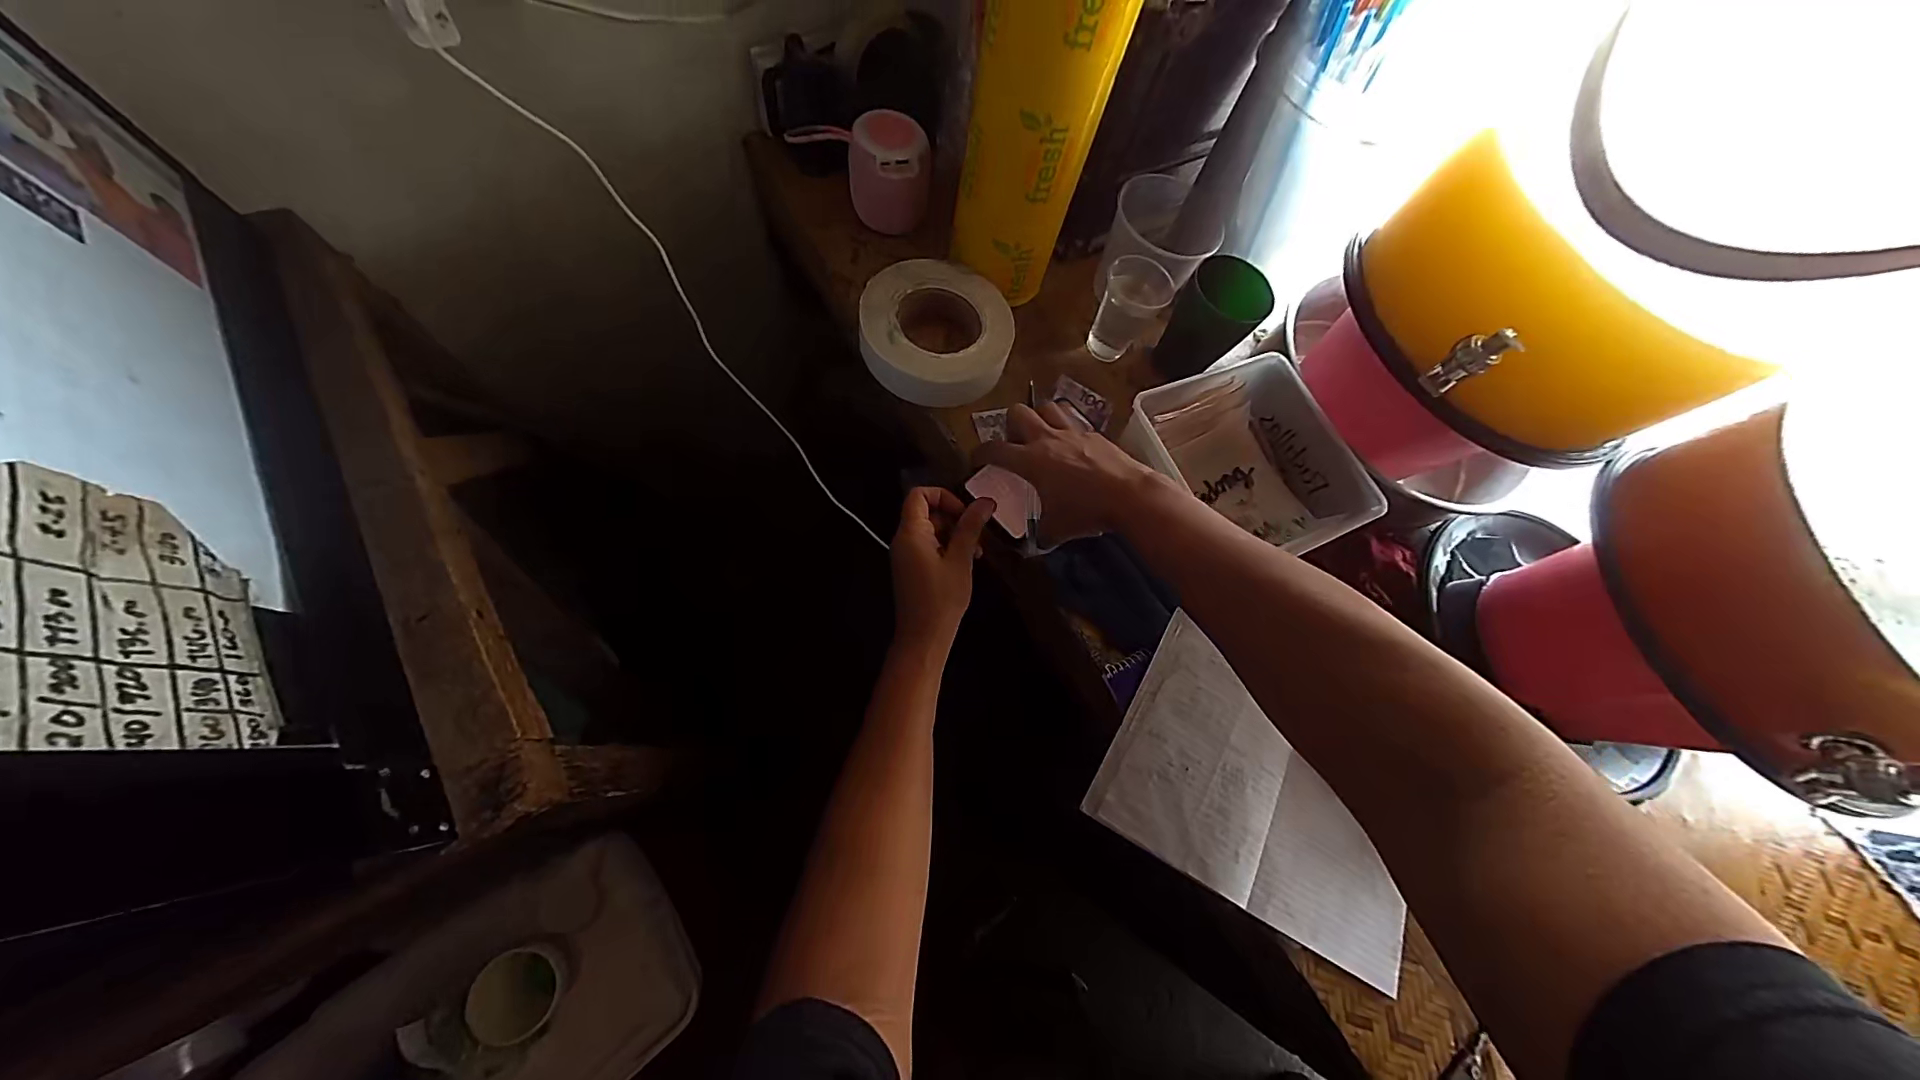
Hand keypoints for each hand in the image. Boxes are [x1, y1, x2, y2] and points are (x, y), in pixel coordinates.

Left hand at [891, 487, 995, 646]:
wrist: (924, 638)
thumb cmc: (942, 599)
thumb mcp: (960, 560)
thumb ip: (970, 528)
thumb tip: (984, 502)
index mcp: (910, 533)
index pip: (919, 495)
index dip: (944, 497)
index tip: (965, 513)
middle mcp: (903, 540)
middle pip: (926, 512)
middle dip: (954, 518)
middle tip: (977, 535)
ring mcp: (906, 555)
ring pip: (930, 530)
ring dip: (954, 534)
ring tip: (976, 552)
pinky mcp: (911, 568)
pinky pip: (928, 546)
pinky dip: (947, 548)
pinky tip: (966, 562)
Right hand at [972, 403, 1170, 544]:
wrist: (1130, 495)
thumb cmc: (1086, 512)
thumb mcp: (1056, 530)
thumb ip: (1041, 534)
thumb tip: (1037, 543)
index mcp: (1030, 460)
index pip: (994, 449)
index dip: (980, 453)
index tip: (976, 459)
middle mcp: (1048, 439)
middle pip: (1018, 412)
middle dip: (1010, 425)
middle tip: (1015, 443)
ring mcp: (1073, 432)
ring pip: (1047, 407)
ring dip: (1039, 417)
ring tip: (1042, 435)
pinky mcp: (1095, 434)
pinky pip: (1074, 422)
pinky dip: (1067, 430)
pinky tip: (1072, 447)